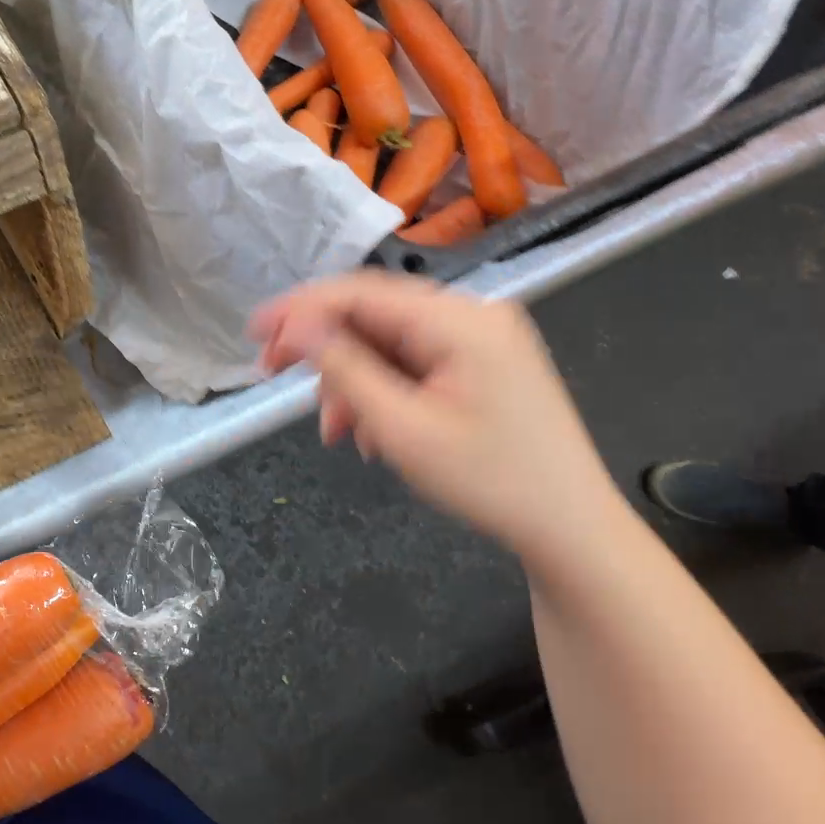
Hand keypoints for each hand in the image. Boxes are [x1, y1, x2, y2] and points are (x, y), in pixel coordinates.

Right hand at [250, 272, 619, 560]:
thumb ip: (342, 366)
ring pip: (382, 342)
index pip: (358, 293)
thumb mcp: (400, 426)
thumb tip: (294, 325)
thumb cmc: (489, 479)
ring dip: (348, 381)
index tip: (252, 334)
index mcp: (459, 320)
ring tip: (336, 430)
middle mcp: (470, 315)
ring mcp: (478, 339)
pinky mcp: (478, 363)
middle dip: (322, 352)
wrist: (572, 530)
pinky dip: (377, 390)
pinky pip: (407, 361)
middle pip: (369, 315)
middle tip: (273, 378)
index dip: (298, 309)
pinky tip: (367, 430)